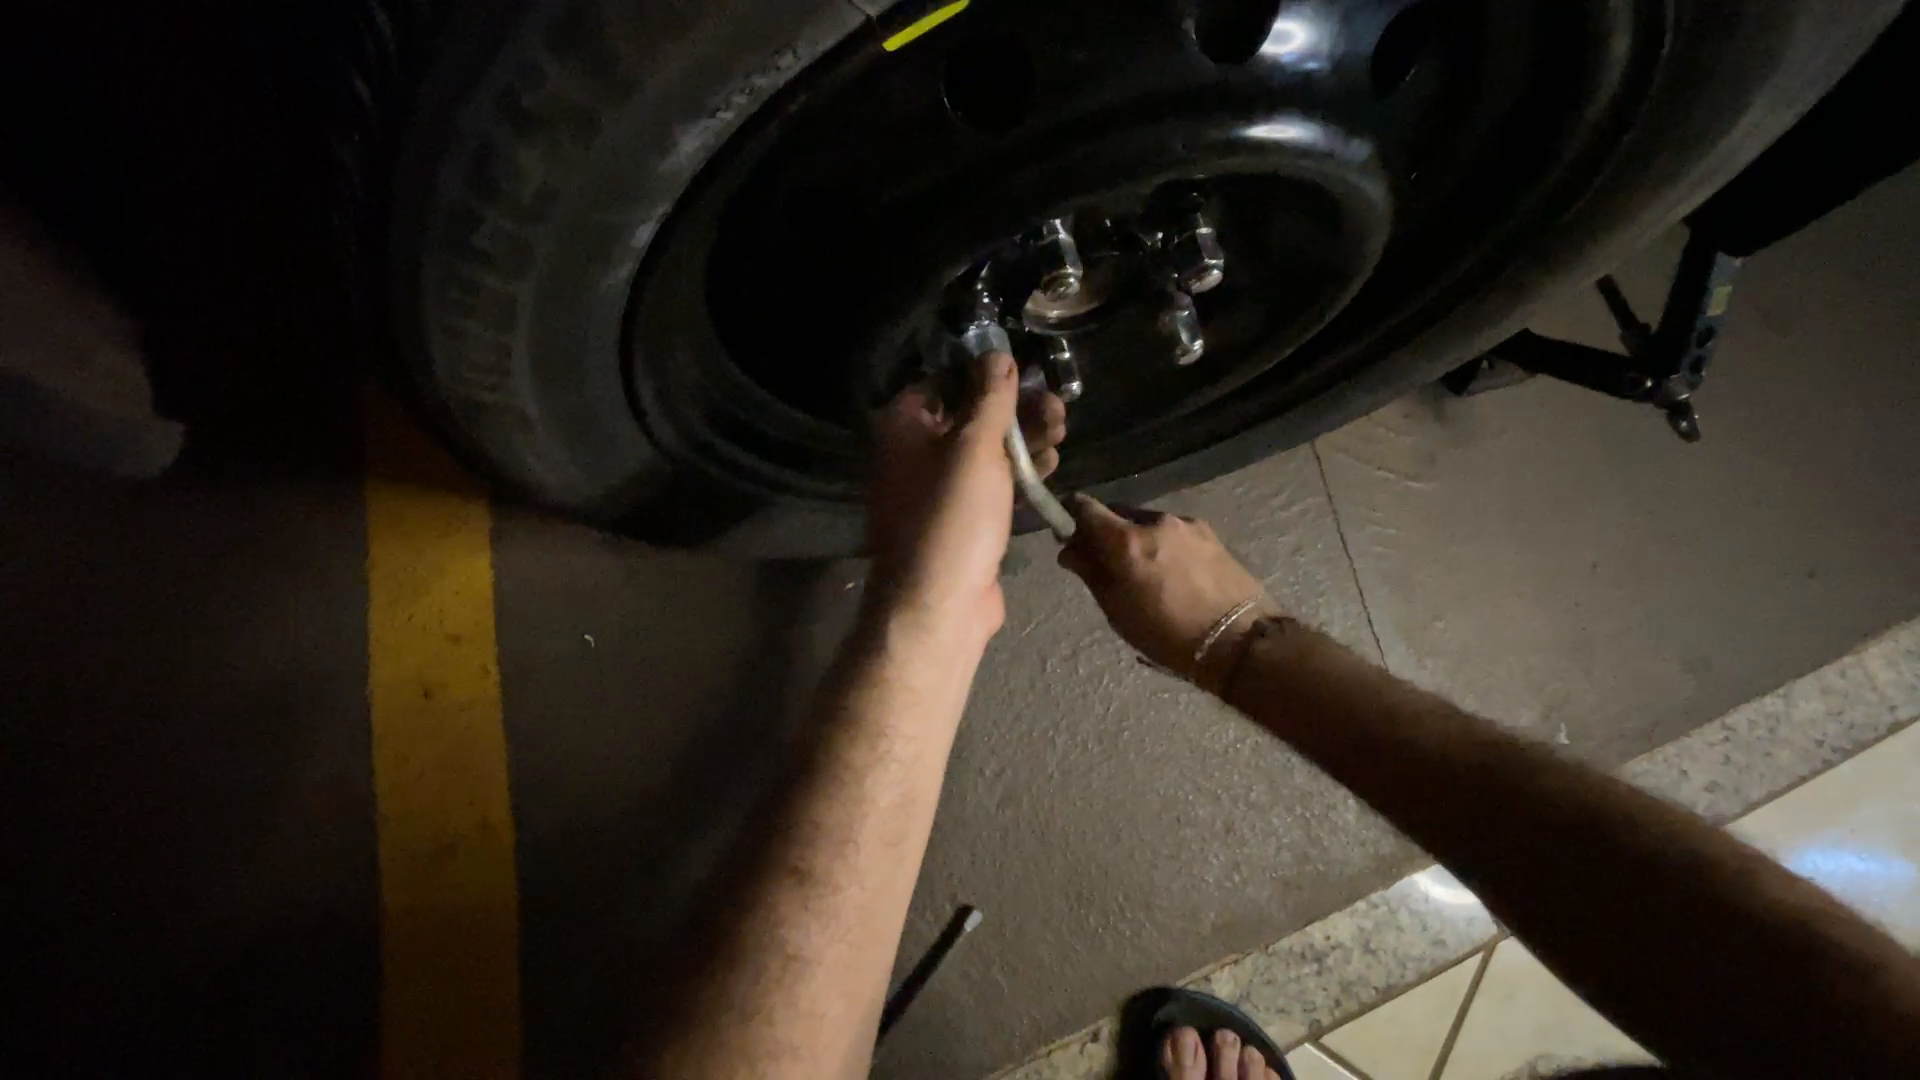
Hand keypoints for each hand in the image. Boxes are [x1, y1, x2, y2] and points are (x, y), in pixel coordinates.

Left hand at [867, 352, 1067, 646]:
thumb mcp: (975, 445)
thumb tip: (996, 354)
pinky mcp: (960, 518)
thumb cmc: (952, 515)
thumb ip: (990, 397)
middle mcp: (913, 453)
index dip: (984, 373)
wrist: (939, 603)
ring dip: (1023, 439)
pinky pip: (989, 483)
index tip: (1025, 371)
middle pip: (969, 416)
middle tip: (1058, 407)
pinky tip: (1050, 462)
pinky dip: (1016, 471)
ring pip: (984, 451)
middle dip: (1016, 409)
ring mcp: (936, 489)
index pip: (942, 381)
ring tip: (1062, 429)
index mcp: (903, 426)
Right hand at [1057, 496, 1280, 685]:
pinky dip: (1164, 546)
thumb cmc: (1167, 634)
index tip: (1069, 533)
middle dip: (1107, 533)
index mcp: (1126, 540)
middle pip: (1117, 514)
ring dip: (1138, 540)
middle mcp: (1155, 522)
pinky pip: (1173, 532)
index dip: (1071, 516)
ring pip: (1147, 524)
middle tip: (1108, 564)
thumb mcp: (1117, 610)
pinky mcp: (1210, 534)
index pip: (1085, 507)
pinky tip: (1174, 575)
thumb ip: (1090, 573)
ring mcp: (1187, 525)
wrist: (1239, 641)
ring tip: (1147, 575)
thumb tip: (1070, 550)